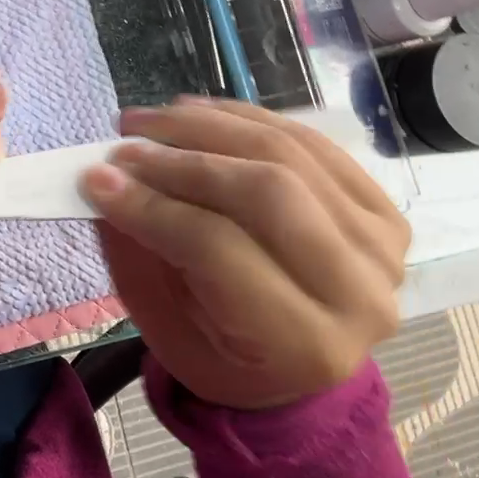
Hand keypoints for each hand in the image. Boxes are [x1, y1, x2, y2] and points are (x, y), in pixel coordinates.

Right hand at [77, 98, 408, 410]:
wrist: (287, 365)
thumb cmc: (211, 349)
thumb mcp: (162, 317)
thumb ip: (138, 247)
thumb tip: (105, 177)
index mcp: (302, 342)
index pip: (218, 248)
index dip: (151, 205)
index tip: (95, 179)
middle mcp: (359, 292)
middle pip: (265, 191)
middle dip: (180, 160)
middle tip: (122, 148)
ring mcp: (383, 246)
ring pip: (288, 155)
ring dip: (205, 127)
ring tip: (145, 122)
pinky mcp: (383, 208)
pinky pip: (309, 143)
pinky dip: (242, 119)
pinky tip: (190, 113)